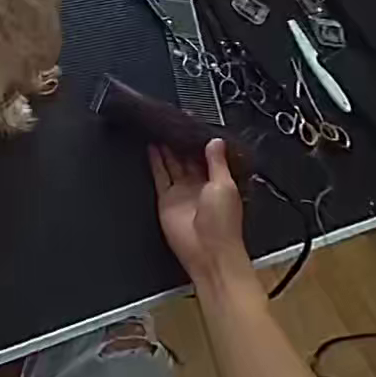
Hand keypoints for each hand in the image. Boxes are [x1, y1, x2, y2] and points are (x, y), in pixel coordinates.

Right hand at [149, 138, 248, 288]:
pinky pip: (159, 176)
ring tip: (158, 130)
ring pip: (171, 164)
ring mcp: (181, 192)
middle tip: (171, 123)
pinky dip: (154, 162)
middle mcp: (198, 185)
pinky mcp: (166, 199)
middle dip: (180, 142)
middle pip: (186, 158)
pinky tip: (151, 149)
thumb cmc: (224, 225)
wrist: (209, 253)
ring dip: (166, 148)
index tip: (191, 123)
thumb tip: (215, 141)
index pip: (206, 156)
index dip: (198, 141)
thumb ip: (217, 162)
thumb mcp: (224, 186)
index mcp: (217, 182)